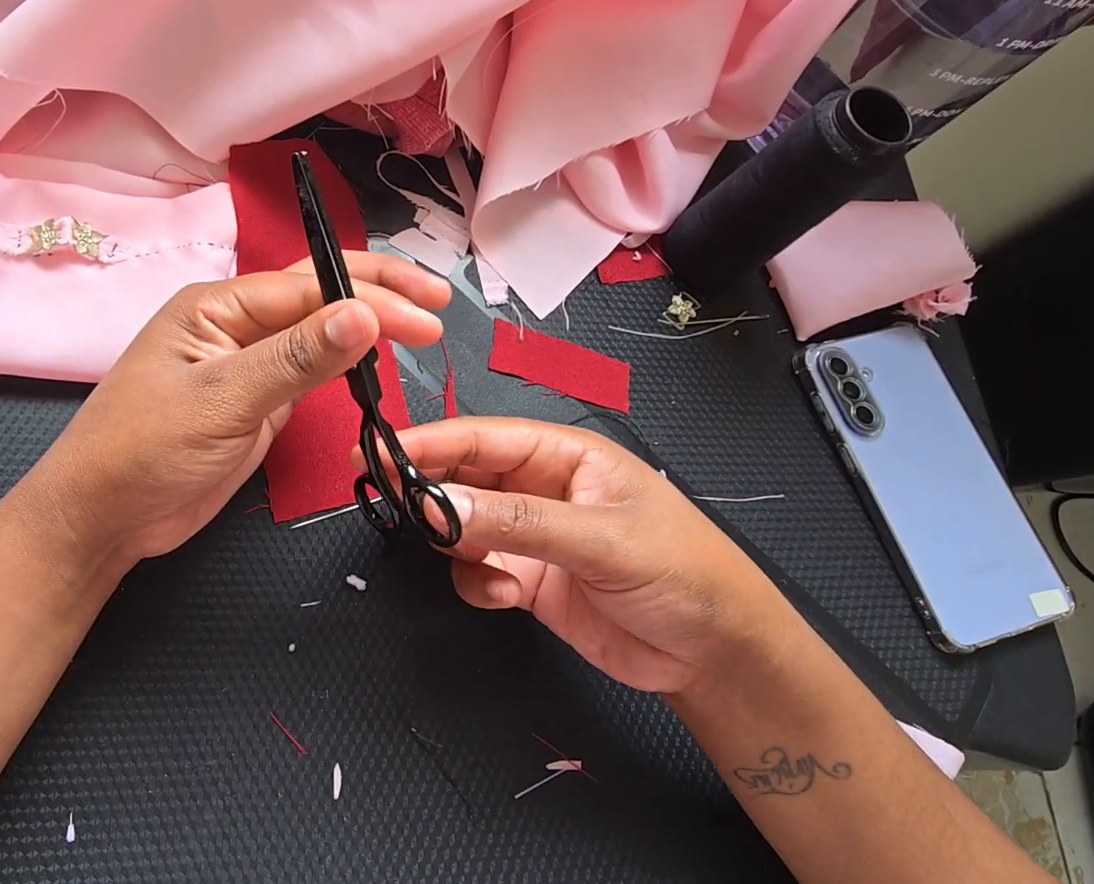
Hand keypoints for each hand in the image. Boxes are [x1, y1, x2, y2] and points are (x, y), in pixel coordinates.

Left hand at [13, 251, 449, 570]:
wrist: (104, 518)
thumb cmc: (144, 451)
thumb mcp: (222, 401)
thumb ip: (295, 358)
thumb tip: (365, 313)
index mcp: (219, 305)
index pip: (311, 286)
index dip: (371, 298)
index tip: (426, 320)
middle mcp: (237, 323)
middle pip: (319, 292)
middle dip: (379, 292)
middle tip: (438, 302)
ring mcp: (250, 363)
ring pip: (320, 331)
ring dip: (368, 325)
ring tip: (423, 327)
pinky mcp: (258, 401)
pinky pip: (311, 371)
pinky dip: (348, 365)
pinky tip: (377, 364)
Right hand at [391, 417, 794, 694]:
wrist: (714, 656)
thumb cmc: (681, 574)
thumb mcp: (603, 540)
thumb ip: (519, 521)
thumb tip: (439, 504)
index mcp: (565, 455)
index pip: (485, 438)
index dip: (432, 442)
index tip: (380, 452)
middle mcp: (541, 487)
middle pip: (465, 475)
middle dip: (429, 487)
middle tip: (388, 498)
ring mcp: (531, 534)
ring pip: (462, 522)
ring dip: (453, 539)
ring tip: (467, 556)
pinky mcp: (526, 577)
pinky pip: (477, 568)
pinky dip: (476, 581)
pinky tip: (506, 595)